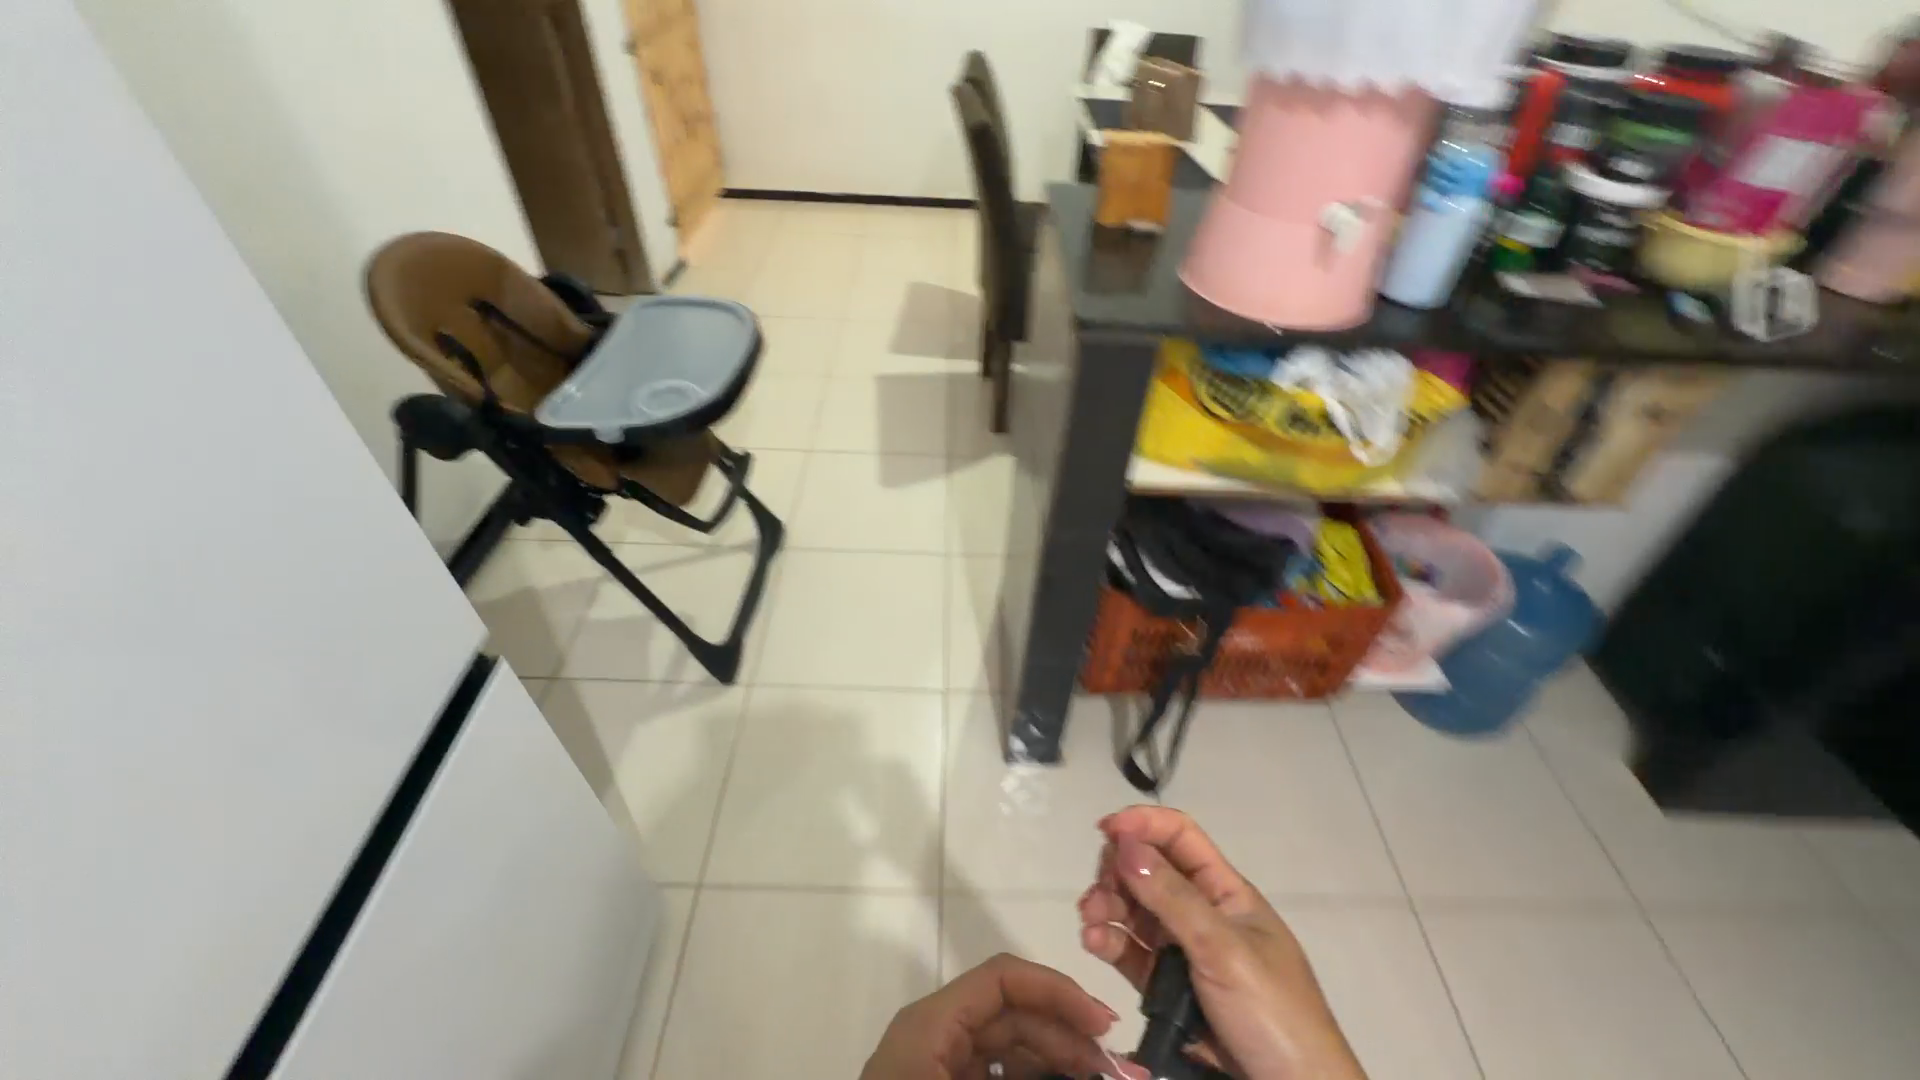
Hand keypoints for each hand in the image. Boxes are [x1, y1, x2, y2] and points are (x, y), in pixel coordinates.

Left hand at [860, 953, 1121, 1079]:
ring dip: (1060, 1064)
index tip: (1105, 1025)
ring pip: (1011, 1051)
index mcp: (932, 1025)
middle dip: (1071, 1040)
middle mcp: (935, 1037)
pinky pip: (998, 1076)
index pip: (1003, 979)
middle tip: (1124, 1072)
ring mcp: (938, 1069)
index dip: (1058, 991)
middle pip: (1014, 1016)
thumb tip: (1107, 1075)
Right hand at [1077, 807, 1366, 1079]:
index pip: (1181, 838)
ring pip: (1133, 911)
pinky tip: (1095, 943)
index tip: (1105, 830)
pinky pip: (1130, 952)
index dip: (1144, 825)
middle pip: (1149, 872)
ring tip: (1092, 923)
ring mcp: (1183, 950)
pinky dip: (1108, 942)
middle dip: (1117, 872)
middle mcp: (1201, 912)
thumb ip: (1172, 897)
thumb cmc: (1272, 1013)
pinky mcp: (1166, 987)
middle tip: (1098, 894)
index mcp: (1226, 893)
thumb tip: (1125, 843)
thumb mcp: (1223, 949)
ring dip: (1107, 907)